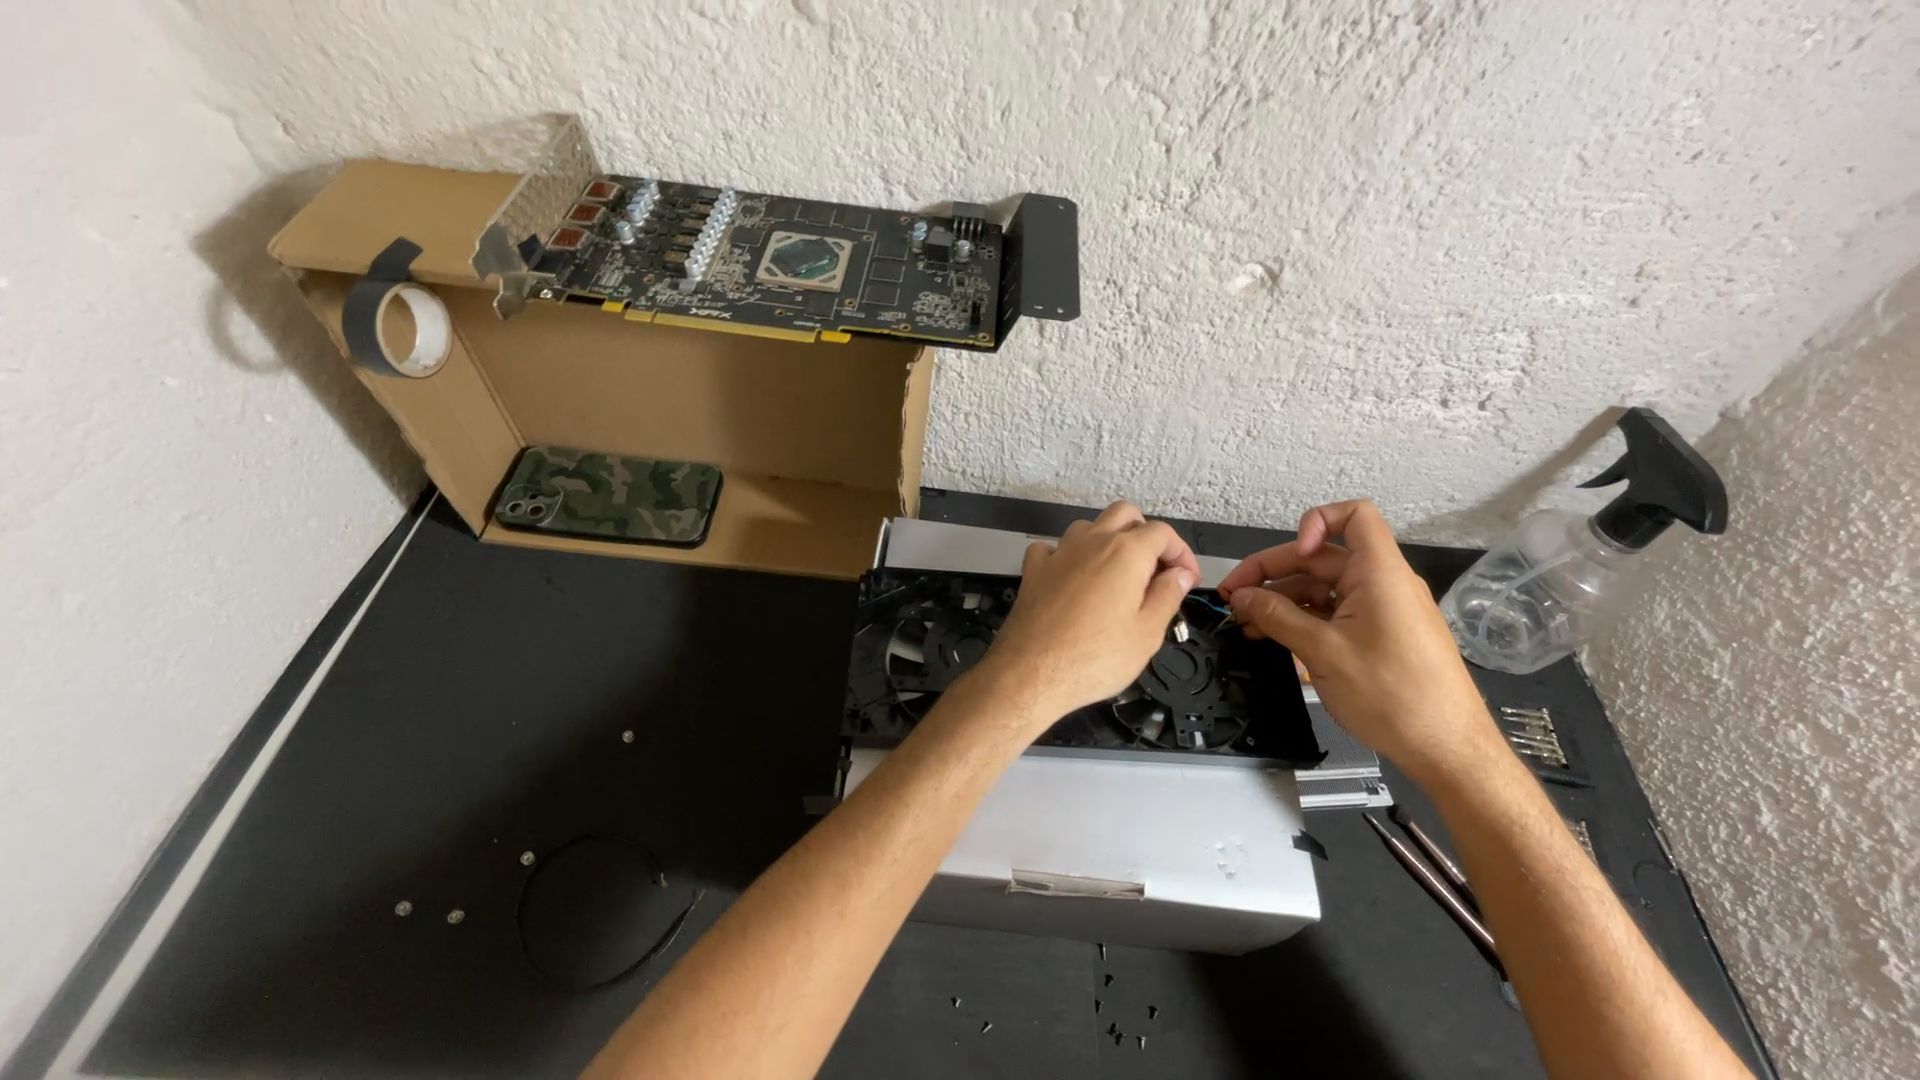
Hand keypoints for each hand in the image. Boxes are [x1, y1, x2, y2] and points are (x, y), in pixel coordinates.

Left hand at [975, 501, 1201, 729]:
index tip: (1186, 577)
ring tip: (1118, 574)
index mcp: (1125, 554)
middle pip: (1125, 514)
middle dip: (1146, 533)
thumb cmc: (1089, 659)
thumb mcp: (1147, 633)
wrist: (1031, 674)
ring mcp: (1059, 554)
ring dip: (1107, 540)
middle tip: (1156, 568)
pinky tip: (1074, 577)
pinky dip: (1067, 556)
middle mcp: (1091, 543)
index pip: (1162, 532)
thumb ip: (1168, 596)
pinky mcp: (1034, 571)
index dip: (1181, 553)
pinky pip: (1052, 548)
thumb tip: (1179, 576)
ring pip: (1088, 526)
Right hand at [1216, 500, 1500, 783]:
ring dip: (1283, 600)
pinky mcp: (1382, 635)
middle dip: (1274, 572)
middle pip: (1324, 558)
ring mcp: (1384, 611)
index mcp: (1380, 574)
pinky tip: (1275, 638)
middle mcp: (1384, 584)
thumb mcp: (1323, 653)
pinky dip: (1304, 620)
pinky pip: (1336, 613)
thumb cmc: (1394, 696)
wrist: (1446, 749)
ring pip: (1324, 588)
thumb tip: (1242, 598)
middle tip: (1232, 598)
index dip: (1316, 522)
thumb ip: (1277, 617)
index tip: (1290, 556)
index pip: (1354, 516)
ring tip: (1247, 625)